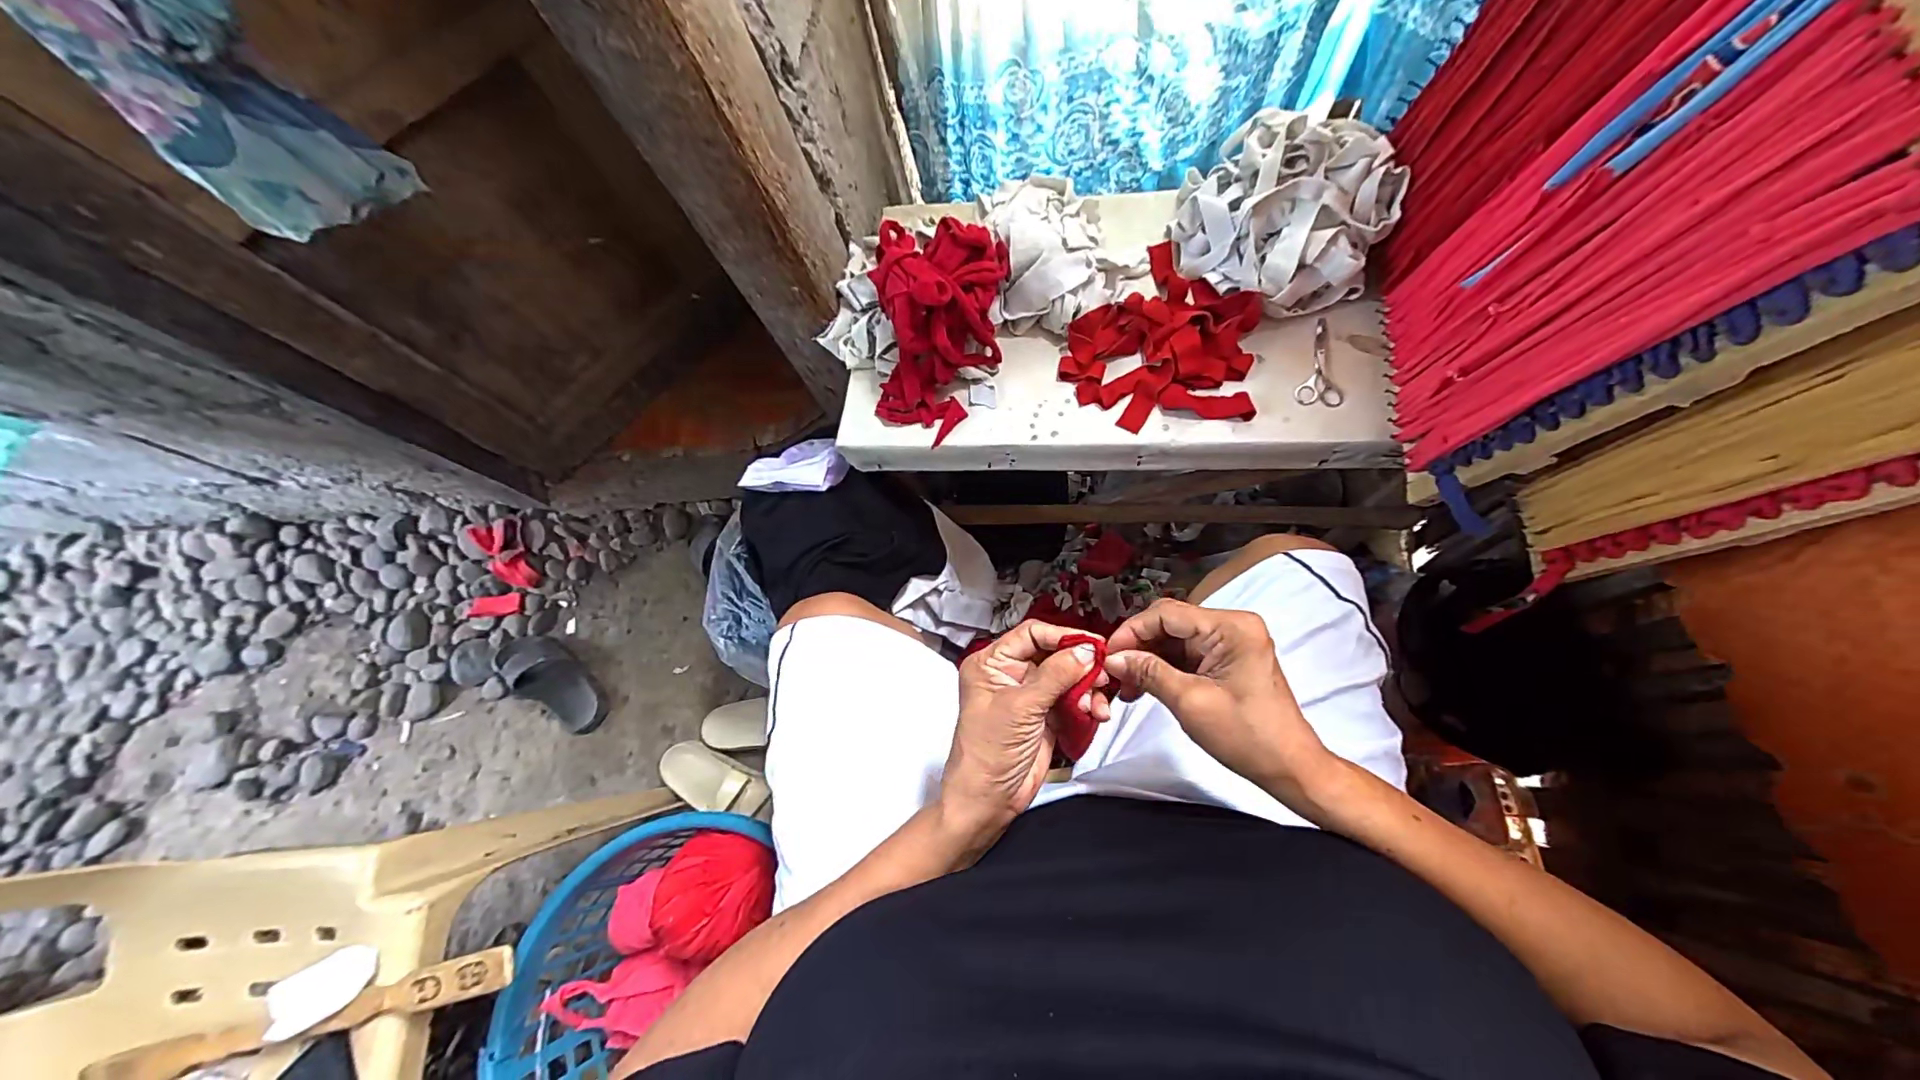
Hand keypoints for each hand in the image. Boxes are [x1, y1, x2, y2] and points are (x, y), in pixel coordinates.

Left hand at [940, 621, 1108, 843]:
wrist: (988, 800)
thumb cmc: (984, 756)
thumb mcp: (1020, 707)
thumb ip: (1055, 675)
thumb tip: (1084, 651)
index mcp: (991, 664)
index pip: (1031, 634)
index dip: (1062, 637)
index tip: (1090, 644)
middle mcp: (1009, 676)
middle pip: (1054, 655)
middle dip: (1080, 664)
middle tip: (1101, 672)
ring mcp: (1029, 697)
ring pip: (1068, 678)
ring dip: (1088, 688)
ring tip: (1097, 701)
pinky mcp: (1045, 717)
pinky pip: (1073, 701)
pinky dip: (1087, 705)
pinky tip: (1094, 714)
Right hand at [1104, 599, 1334, 801]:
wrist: (1287, 766)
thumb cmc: (1249, 736)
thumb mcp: (1189, 702)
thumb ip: (1149, 673)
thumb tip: (1114, 658)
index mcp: (1231, 628)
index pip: (1166, 613)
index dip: (1131, 632)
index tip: (1108, 654)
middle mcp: (1232, 626)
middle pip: (1168, 623)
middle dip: (1137, 647)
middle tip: (1113, 672)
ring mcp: (1230, 642)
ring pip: (1173, 640)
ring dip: (1147, 660)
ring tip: (1125, 685)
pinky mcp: (1225, 659)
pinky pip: (1184, 654)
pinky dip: (1162, 668)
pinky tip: (1142, 686)